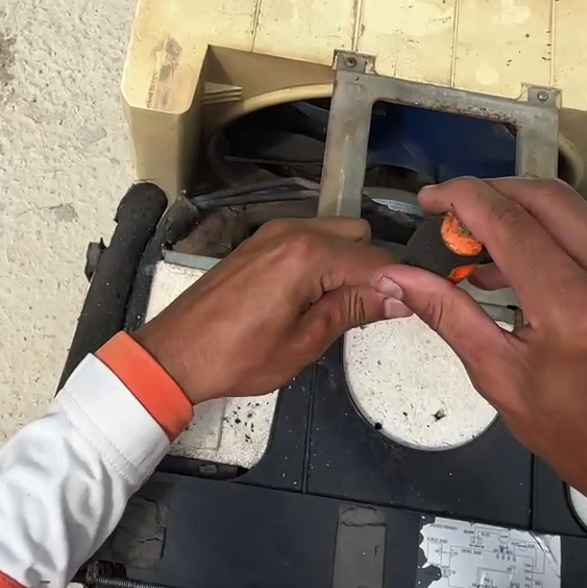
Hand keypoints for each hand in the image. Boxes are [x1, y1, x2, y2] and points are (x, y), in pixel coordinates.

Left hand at [135, 217, 405, 404]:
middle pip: (358, 236)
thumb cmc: (238, 356)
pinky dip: (321, 259)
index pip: (375, 261)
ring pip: (333, 233)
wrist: (176, 353)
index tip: (410, 309)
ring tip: (335, 307)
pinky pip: (307, 238)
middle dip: (370, 270)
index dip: (399, 286)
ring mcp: (272, 232)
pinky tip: (311, 296)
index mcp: (306, 255)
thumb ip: (352, 311)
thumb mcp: (304, 342)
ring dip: (345, 263)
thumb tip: (399, 298)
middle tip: (364, 312)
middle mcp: (292, 231)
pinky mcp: (259, 242)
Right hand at [371, 178, 586, 544]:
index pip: (510, 223)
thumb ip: (448, 315)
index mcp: (574, 309)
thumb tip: (396, 276)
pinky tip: (512, 263)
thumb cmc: (575, 435)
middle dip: (489, 192)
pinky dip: (545, 232)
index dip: (462, 198)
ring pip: (570, 208)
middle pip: (544, 196)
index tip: (428, 199)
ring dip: (517, 209)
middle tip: (448, 213)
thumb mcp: (499, 379)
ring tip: (474, 241)